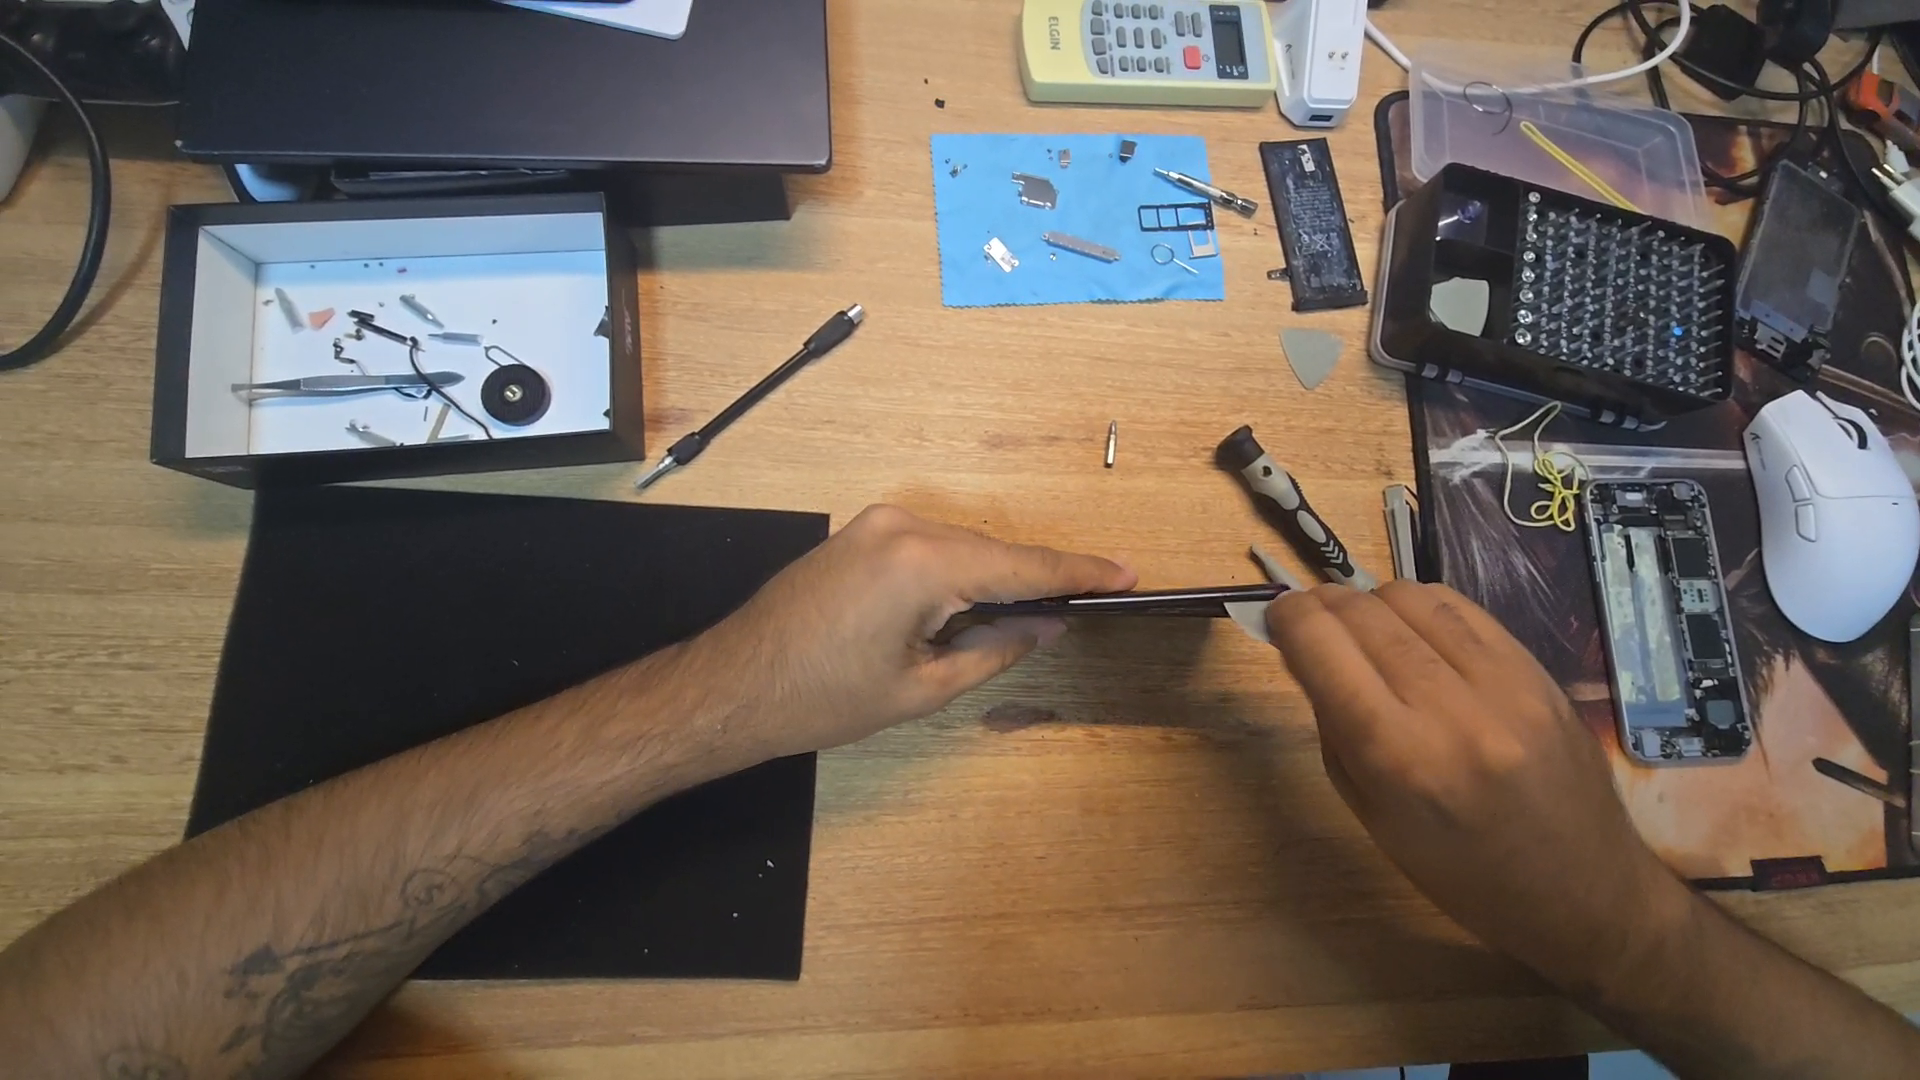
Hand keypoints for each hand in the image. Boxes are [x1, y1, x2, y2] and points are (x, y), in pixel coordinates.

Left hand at [685, 504, 1134, 759]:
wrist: (734, 685)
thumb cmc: (826, 700)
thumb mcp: (924, 687)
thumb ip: (997, 648)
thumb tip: (1049, 622)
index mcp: (923, 562)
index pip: (1022, 566)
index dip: (1078, 572)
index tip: (1127, 574)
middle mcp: (904, 525)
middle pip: (994, 552)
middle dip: (1037, 580)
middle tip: (1083, 604)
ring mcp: (879, 523)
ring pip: (964, 547)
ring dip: (996, 579)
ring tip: (1030, 615)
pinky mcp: (863, 531)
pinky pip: (932, 546)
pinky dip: (960, 572)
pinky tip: (975, 603)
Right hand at [1265, 581, 1697, 998]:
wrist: (1582, 895)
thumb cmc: (1455, 867)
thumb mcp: (1366, 805)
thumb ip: (1332, 719)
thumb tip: (1306, 649)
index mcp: (1396, 755)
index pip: (1321, 645)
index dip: (1286, 617)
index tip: (1276, 618)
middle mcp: (1450, 709)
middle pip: (1360, 613)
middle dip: (1319, 604)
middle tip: (1309, 620)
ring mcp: (1504, 684)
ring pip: (1408, 597)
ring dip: (1367, 601)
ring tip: (1361, 626)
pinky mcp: (1537, 672)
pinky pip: (1459, 607)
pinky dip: (1417, 606)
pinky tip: (1409, 629)